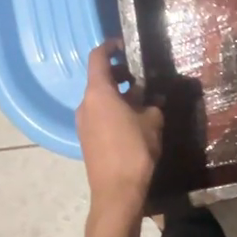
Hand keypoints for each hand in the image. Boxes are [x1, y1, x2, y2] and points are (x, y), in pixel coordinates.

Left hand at [76, 40, 162, 223]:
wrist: (116, 192)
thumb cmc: (134, 150)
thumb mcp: (153, 120)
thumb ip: (152, 102)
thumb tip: (153, 95)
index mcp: (98, 93)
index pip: (98, 57)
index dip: (110, 46)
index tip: (126, 44)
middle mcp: (85, 104)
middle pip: (99, 78)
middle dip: (120, 72)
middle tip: (142, 75)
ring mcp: (83, 122)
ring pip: (100, 97)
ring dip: (119, 93)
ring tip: (143, 99)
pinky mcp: (87, 138)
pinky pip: (99, 113)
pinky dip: (114, 108)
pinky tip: (134, 119)